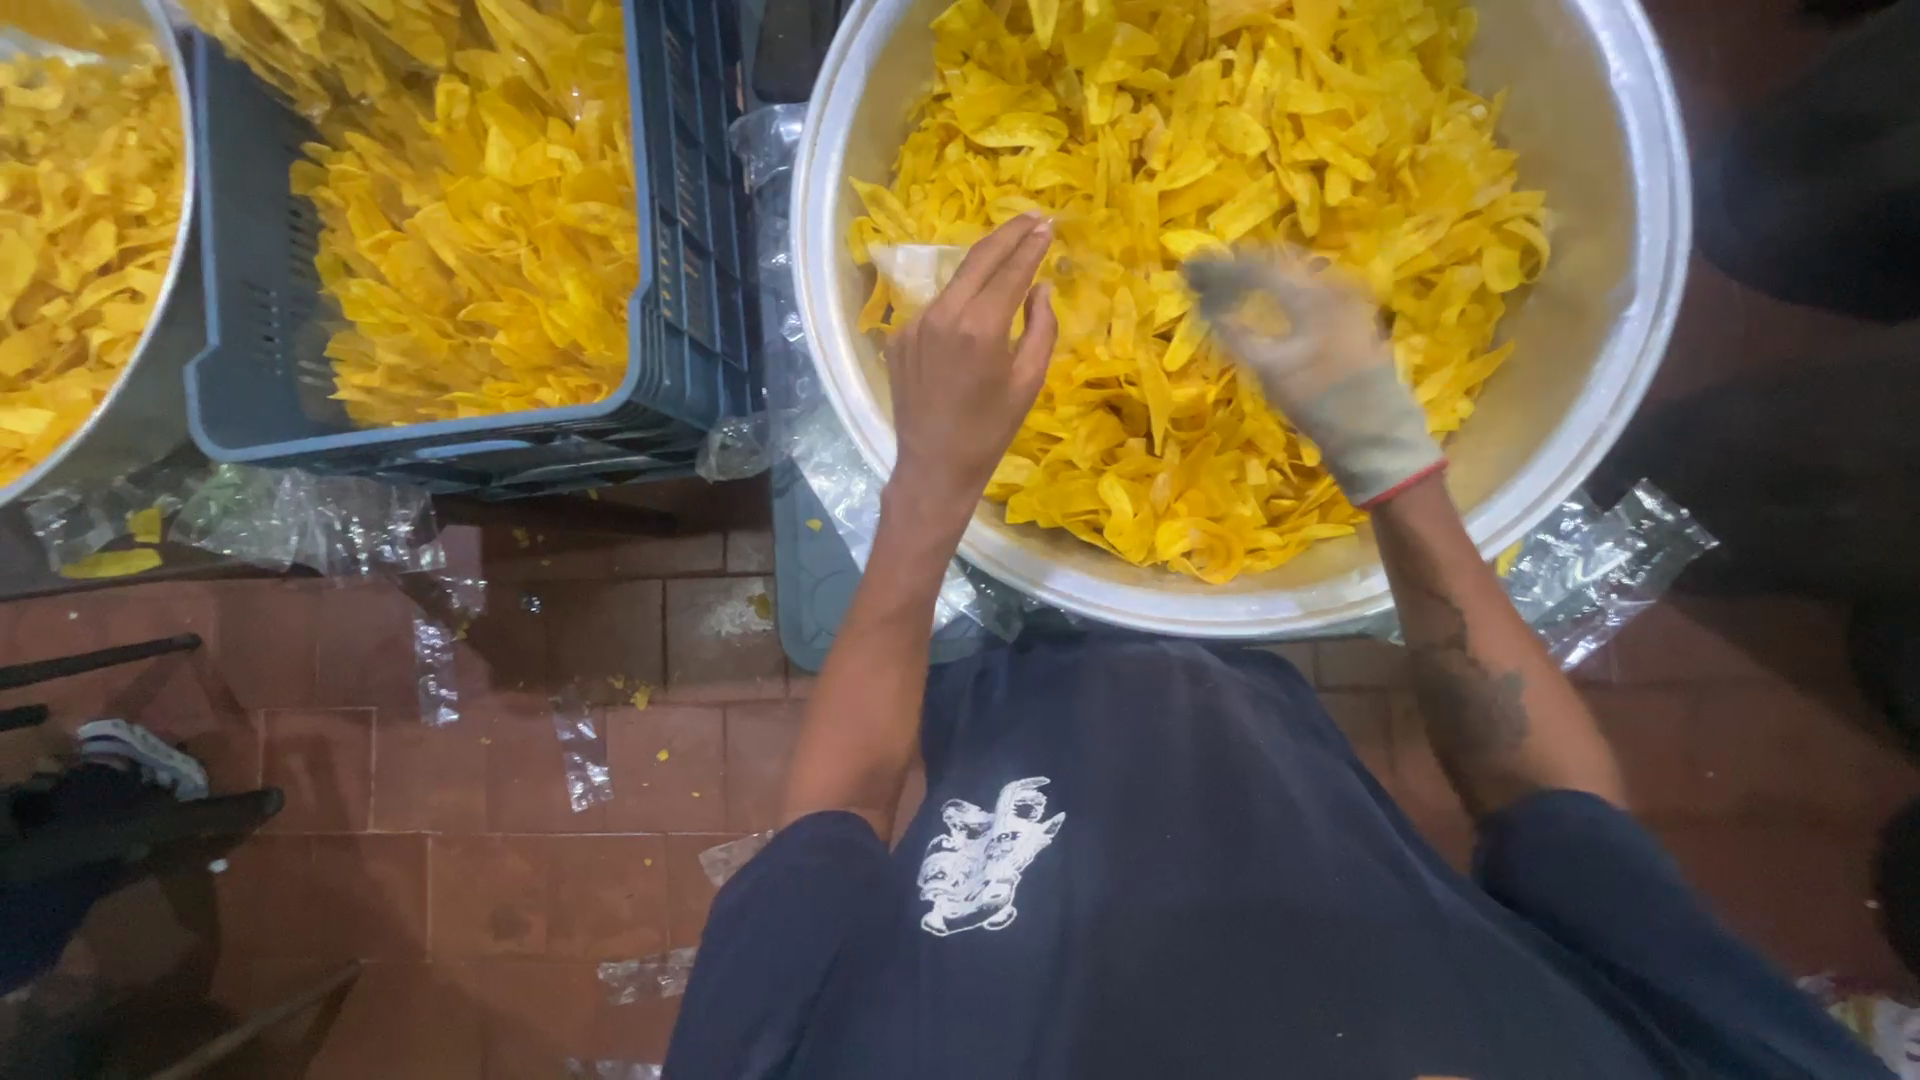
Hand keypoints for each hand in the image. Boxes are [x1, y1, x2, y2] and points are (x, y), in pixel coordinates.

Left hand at [885, 213, 1057, 535]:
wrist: (934, 465)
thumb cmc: (991, 430)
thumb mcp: (1029, 382)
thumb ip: (1041, 327)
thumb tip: (1040, 287)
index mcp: (981, 327)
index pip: (1011, 269)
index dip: (1031, 244)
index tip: (1047, 225)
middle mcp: (943, 315)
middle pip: (977, 258)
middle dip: (1007, 235)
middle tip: (1031, 218)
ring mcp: (914, 325)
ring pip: (953, 283)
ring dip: (981, 267)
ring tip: (1006, 256)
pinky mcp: (897, 339)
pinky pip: (934, 309)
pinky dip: (956, 303)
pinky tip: (971, 312)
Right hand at [1184, 253, 1443, 507]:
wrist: (1375, 430)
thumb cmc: (1319, 405)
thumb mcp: (1270, 372)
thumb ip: (1236, 335)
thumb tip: (1206, 310)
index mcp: (1311, 295)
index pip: (1255, 267)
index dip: (1218, 268)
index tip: (1188, 272)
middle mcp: (1331, 285)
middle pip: (1274, 263)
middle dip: (1234, 269)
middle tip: (1200, 278)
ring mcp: (1345, 299)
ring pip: (1290, 275)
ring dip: (1254, 279)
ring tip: (1223, 289)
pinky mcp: (1351, 316)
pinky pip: (1305, 289)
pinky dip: (1276, 292)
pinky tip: (1260, 304)